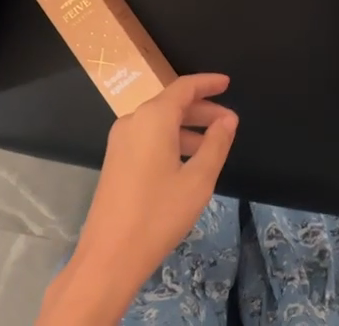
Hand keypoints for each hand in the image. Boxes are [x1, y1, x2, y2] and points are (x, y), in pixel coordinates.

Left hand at [40, 74, 238, 324]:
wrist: (109, 256)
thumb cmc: (158, 214)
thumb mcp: (198, 180)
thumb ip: (216, 144)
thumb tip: (228, 119)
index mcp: (153, 118)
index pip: (184, 87)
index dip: (208, 83)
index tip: (227, 83)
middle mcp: (133, 120)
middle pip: (171, 103)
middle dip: (202, 109)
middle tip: (229, 122)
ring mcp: (120, 140)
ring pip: (159, 121)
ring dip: (187, 126)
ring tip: (214, 143)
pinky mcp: (115, 159)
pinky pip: (148, 136)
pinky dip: (171, 139)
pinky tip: (187, 160)